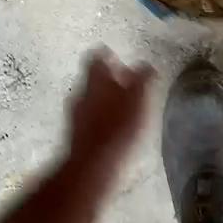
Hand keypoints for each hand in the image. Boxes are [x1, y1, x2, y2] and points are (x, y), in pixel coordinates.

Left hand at [67, 50, 152, 177]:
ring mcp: (75, 115)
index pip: (98, 57)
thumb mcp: (139, 100)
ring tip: (122, 110)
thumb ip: (143, 79)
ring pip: (90, 99)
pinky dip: (100, 119)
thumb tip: (147, 65)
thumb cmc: (119, 128)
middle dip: (108, 80)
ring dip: (104, 101)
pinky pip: (88, 119)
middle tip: (125, 85)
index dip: (109, 56)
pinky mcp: (76, 136)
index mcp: (96, 80)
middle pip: (92, 79)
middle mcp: (81, 93)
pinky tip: (113, 130)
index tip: (119, 59)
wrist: (92, 166)